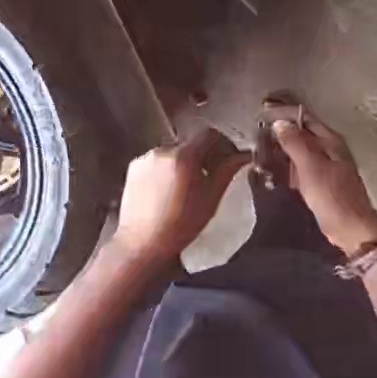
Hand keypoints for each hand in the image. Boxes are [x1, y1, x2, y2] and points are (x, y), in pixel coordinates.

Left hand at [109, 128, 249, 265]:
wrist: (143, 244)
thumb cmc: (182, 224)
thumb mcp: (211, 198)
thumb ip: (227, 171)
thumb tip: (243, 155)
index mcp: (184, 156)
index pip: (210, 134)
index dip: (223, 144)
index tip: (227, 159)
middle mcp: (162, 150)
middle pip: (190, 144)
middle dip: (203, 156)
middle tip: (210, 176)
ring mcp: (145, 158)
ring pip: (173, 153)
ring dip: (183, 163)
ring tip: (186, 187)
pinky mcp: (133, 169)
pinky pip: (156, 162)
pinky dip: (165, 170)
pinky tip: (167, 191)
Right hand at [271, 117, 376, 254]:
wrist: (350, 229)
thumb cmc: (332, 196)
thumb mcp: (311, 166)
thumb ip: (296, 143)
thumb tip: (279, 122)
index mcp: (330, 141)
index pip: (305, 118)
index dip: (285, 113)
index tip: (262, 113)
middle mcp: (330, 150)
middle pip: (303, 133)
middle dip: (281, 132)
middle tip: (257, 133)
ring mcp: (326, 167)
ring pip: (300, 151)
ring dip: (283, 150)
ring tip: (260, 151)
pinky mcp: (321, 183)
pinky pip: (301, 168)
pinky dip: (288, 166)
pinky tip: (273, 171)